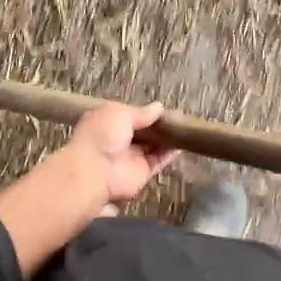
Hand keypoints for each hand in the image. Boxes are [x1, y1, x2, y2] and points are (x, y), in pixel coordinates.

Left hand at [65, 101, 180, 205]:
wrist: (95, 169)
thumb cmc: (102, 134)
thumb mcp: (120, 113)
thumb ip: (141, 113)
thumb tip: (158, 107)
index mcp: (108, 122)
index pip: (129, 116)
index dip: (145, 113)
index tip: (163, 109)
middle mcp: (118, 139)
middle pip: (143, 132)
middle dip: (158, 126)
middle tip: (179, 118)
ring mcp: (130, 157)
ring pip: (152, 146)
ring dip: (166, 138)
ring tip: (184, 129)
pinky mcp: (141, 173)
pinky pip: (158, 161)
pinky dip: (169, 153)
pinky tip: (182, 144)